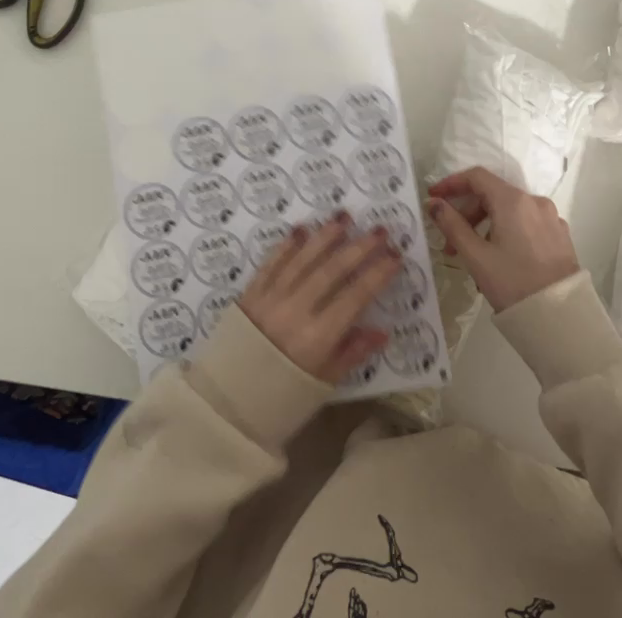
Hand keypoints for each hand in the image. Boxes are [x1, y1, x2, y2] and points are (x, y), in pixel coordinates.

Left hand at [239, 212, 400, 383]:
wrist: (226, 404)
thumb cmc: (281, 398)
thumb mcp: (323, 383)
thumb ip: (352, 353)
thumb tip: (382, 332)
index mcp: (317, 338)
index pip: (355, 297)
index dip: (377, 274)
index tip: (396, 256)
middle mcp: (294, 312)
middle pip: (331, 271)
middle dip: (359, 248)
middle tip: (380, 229)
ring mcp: (269, 300)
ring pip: (302, 260)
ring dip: (325, 236)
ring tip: (344, 216)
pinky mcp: (249, 295)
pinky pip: (271, 264)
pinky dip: (286, 246)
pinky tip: (301, 230)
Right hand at [427, 168, 579, 311]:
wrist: (559, 315)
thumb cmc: (512, 283)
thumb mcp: (475, 256)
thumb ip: (451, 225)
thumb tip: (433, 204)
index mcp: (513, 201)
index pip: (477, 177)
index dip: (451, 184)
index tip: (434, 197)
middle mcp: (535, 201)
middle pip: (493, 194)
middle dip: (467, 215)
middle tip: (450, 244)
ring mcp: (551, 217)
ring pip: (510, 211)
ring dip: (485, 226)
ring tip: (474, 258)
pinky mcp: (560, 235)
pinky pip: (526, 224)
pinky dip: (507, 232)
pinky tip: (501, 260)